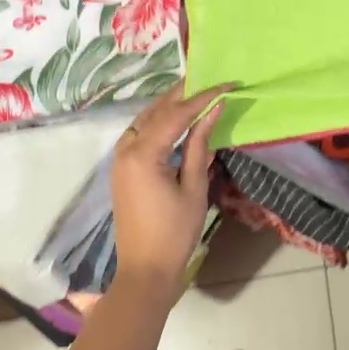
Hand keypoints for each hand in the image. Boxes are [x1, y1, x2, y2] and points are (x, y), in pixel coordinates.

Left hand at [110, 83, 224, 305]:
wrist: (145, 271)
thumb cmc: (175, 232)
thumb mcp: (193, 186)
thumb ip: (200, 144)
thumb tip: (213, 108)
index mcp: (143, 154)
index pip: (177, 114)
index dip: (204, 96)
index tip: (228, 84)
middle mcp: (126, 149)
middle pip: (157, 110)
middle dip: (184, 93)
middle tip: (211, 78)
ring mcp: (120, 158)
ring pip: (146, 119)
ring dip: (171, 105)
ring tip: (198, 92)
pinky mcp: (122, 168)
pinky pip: (140, 132)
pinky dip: (159, 120)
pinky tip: (178, 118)